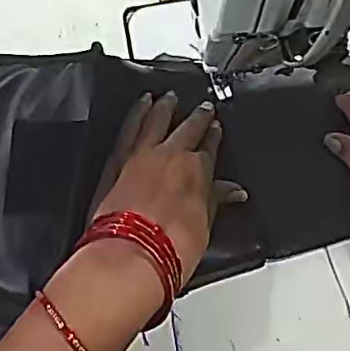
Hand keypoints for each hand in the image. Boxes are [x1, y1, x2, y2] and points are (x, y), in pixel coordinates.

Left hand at [89, 93, 246, 285]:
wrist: (130, 254)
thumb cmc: (168, 248)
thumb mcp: (204, 228)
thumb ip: (215, 202)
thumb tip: (232, 193)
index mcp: (198, 173)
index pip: (210, 149)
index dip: (214, 138)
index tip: (216, 129)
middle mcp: (171, 157)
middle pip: (188, 129)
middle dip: (198, 117)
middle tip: (204, 107)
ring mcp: (142, 155)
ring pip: (157, 120)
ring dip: (165, 107)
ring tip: (169, 96)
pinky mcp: (118, 160)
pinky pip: (129, 128)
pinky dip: (136, 113)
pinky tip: (140, 105)